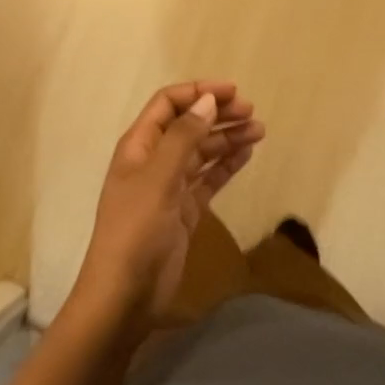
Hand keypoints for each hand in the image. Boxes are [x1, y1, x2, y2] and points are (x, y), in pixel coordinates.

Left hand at [73, 81, 264, 327]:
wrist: (125, 293)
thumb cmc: (135, 229)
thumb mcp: (158, 178)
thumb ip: (183, 137)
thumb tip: (208, 101)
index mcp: (138, 145)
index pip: (168, 104)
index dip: (198, 93)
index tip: (233, 92)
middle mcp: (153, 160)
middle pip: (188, 125)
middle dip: (217, 115)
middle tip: (252, 112)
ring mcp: (168, 187)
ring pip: (201, 152)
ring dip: (227, 139)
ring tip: (259, 131)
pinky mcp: (183, 212)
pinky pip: (207, 179)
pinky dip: (225, 166)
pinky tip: (245, 155)